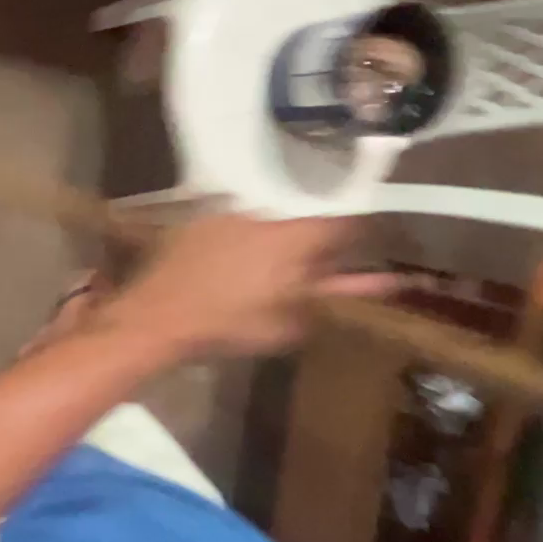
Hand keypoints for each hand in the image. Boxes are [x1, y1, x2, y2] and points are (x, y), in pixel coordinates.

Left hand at [98, 214, 396, 357]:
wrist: (157, 318)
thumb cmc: (229, 327)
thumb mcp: (291, 322)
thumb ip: (338, 296)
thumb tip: (384, 280)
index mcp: (294, 237)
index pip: (345, 221)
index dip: (362, 233)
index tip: (369, 245)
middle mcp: (264, 214)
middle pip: (304, 224)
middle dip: (312, 246)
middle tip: (309, 275)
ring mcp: (228, 215)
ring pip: (267, 226)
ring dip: (273, 246)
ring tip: (261, 279)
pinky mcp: (198, 222)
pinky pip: (234, 229)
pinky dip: (240, 246)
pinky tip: (228, 272)